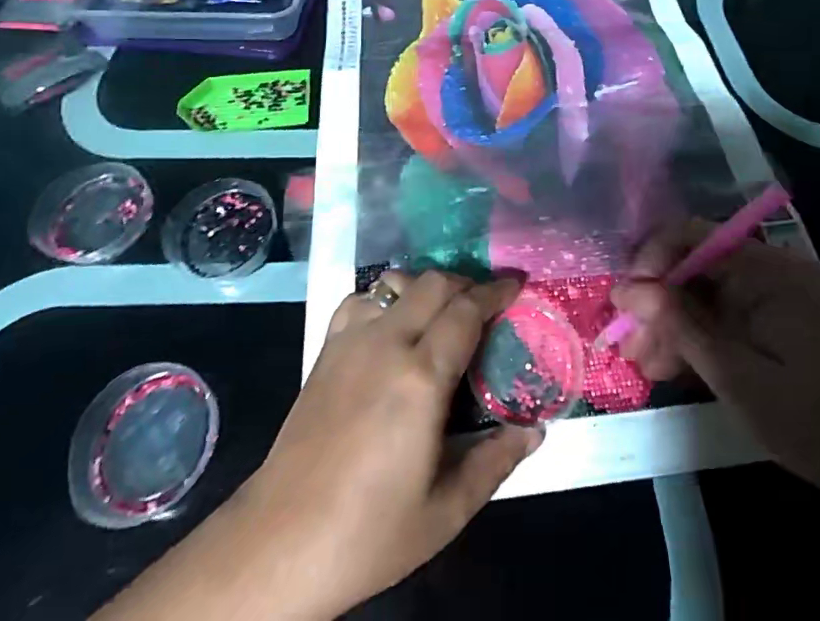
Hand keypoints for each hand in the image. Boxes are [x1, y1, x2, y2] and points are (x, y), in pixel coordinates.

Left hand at [98, 270, 544, 620]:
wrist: (285, 536)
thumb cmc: (372, 530)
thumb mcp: (448, 508)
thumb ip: (495, 460)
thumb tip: (534, 430)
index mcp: (420, 377)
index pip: (465, 311)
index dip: (495, 292)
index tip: (517, 285)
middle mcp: (384, 344)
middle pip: (430, 284)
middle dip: (465, 283)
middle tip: (488, 303)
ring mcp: (348, 343)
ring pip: (392, 285)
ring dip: (424, 288)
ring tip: (444, 314)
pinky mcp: (324, 352)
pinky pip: (359, 302)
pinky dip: (385, 299)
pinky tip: (394, 327)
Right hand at [609, 227, 819, 620]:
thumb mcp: (738, 377)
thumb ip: (681, 325)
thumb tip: (627, 287)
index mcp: (767, 272)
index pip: (691, 236)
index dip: (649, 260)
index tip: (623, 301)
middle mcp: (770, 273)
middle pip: (693, 268)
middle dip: (654, 303)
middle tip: (624, 344)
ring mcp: (776, 298)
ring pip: (705, 296)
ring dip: (671, 325)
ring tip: (641, 364)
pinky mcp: (779, 322)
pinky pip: (726, 316)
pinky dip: (699, 338)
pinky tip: (671, 367)